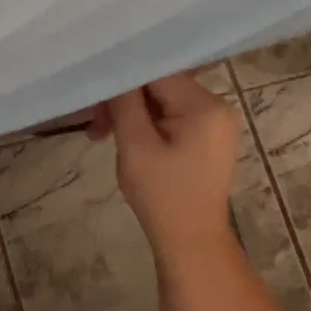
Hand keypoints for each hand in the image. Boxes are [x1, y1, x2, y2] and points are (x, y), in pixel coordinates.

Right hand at [85, 71, 240, 240]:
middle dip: (124, 99)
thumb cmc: (162, 194)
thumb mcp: (135, 145)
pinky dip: (146, 123)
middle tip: (94, 123)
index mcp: (204, 106)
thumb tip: (114, 70)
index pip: (156, 72)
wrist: (190, 240)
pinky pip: (171, 115)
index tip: (94, 96)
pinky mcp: (207, 136)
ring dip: (130, 113)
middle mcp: (216, 106)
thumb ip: (124, 102)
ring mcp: (214, 122)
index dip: (122, 78)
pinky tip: (125, 138)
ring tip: (101, 134)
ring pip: (162, 100)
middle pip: (160, 85)